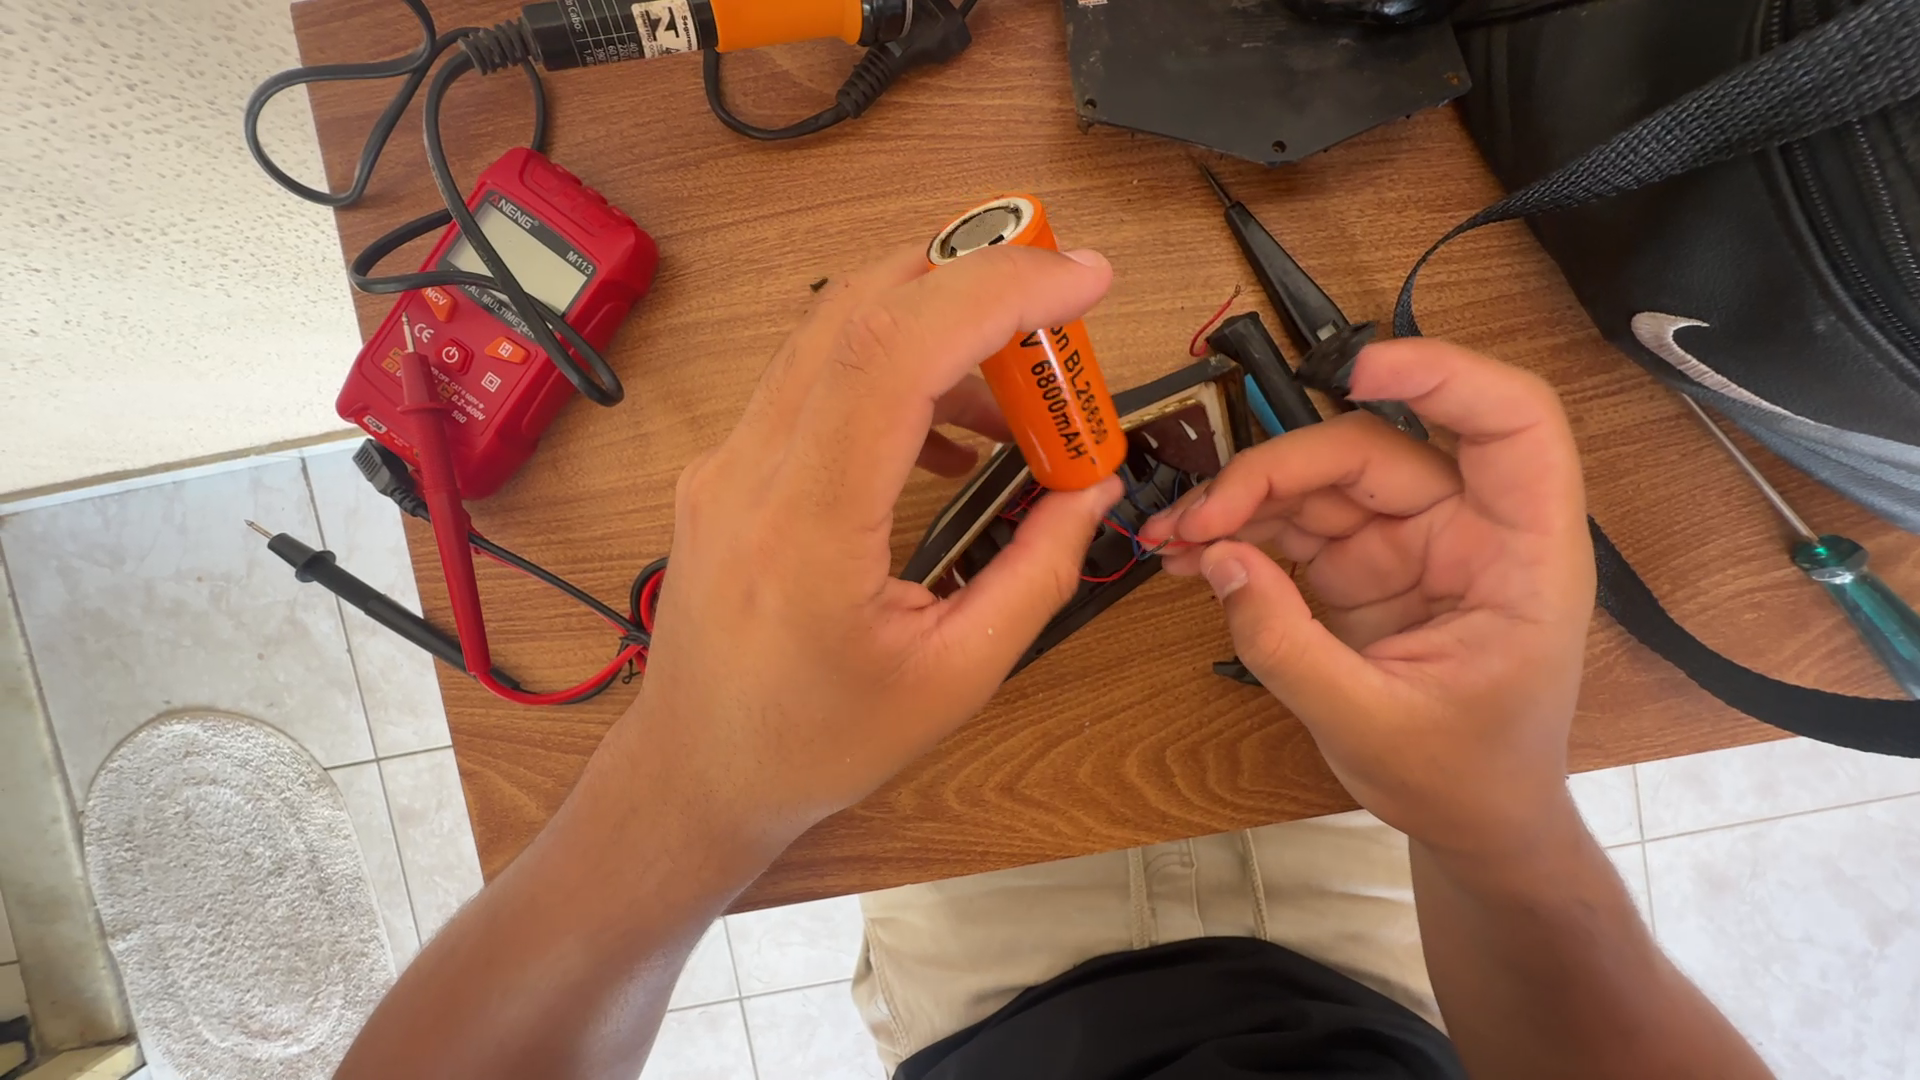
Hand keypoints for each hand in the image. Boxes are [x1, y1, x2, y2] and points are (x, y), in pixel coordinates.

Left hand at [629, 244, 1123, 844]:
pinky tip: (944, 437)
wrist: (700, 768)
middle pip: (859, 309)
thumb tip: (1091, 487)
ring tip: (1014, 401)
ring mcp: (727, 461)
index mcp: (806, 527)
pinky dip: (894, 374)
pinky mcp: (729, 466)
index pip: (895, 352)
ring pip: (835, 333)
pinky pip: (816, 379)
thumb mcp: (955, 676)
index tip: (1082, 280)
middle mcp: (749, 470)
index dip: (996, 291)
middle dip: (975, 283)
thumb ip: (1036, 570)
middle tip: (1058, 320)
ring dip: (937, 332)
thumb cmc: (819, 741)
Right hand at [1139, 339, 1593, 856]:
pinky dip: (1235, 535)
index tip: (1353, 369)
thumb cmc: (1456, 776)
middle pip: (1364, 453)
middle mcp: (1461, 529)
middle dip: (1270, 474)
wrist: (1462, 817)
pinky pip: (1288, 526)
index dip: (1441, 376)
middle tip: (1194, 521)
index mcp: (1515, 555)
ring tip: (1169, 538)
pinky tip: (1188, 556)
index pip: (1508, 424)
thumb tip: (1219, 560)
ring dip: (1236, 502)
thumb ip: (1286, 645)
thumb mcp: (1368, 722)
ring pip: (1313, 484)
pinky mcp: (1354, 565)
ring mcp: (1402, 543)